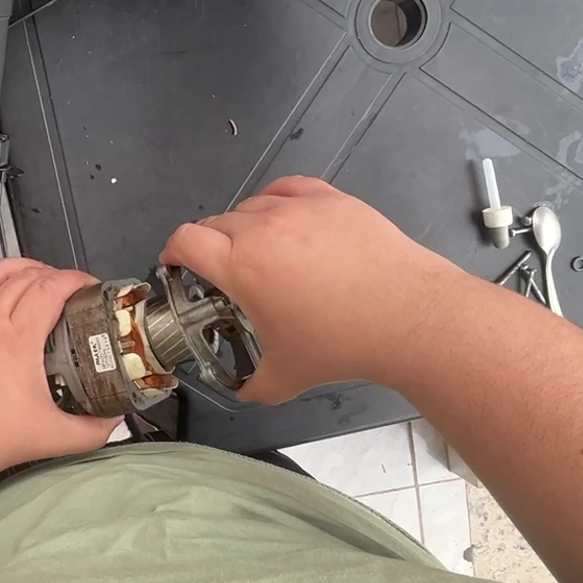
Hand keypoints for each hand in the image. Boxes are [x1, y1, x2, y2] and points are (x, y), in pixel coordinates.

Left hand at [0, 247, 119, 476]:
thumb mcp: (58, 437)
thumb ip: (96, 430)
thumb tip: (118, 419)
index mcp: (18, 339)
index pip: (50, 287)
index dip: (74, 279)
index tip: (89, 286)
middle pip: (26, 276)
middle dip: (54, 274)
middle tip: (70, 290)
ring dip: (20, 265)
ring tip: (39, 272)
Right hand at [161, 176, 467, 401]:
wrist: (411, 317)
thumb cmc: (340, 344)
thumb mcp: (286, 376)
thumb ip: (253, 385)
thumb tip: (242, 394)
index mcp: (240, 265)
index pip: (185, 240)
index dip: (172, 251)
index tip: (175, 267)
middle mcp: (262, 228)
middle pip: (214, 222)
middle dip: (207, 245)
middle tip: (221, 270)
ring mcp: (299, 208)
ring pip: (250, 205)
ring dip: (241, 225)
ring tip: (259, 249)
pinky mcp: (332, 200)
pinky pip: (287, 188)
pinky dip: (275, 201)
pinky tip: (284, 218)